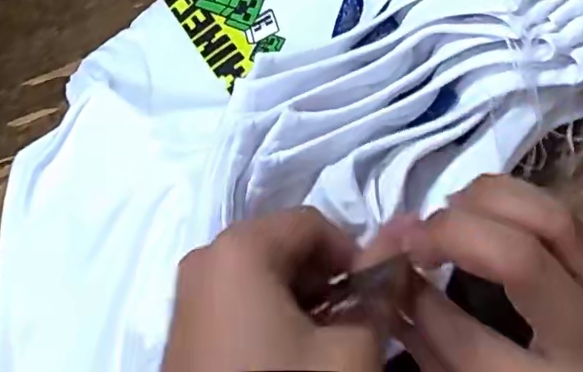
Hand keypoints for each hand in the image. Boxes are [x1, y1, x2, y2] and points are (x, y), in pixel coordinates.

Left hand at [164, 207, 387, 371]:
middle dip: (327, 281)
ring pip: (261, 275)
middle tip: (358, 326)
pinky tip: (293, 358)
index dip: (354, 255)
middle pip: (283, 246)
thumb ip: (376, 299)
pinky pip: (238, 299)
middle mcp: (207, 255)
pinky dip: (271, 317)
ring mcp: (190, 292)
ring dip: (303, 302)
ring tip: (329, 347)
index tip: (379, 298)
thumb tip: (397, 254)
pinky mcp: (185, 327)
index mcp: (240, 246)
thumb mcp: (347, 357)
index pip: (311, 224)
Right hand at [397, 176, 582, 371]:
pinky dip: (510, 196)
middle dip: (454, 233)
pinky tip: (478, 207)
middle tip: (413, 236)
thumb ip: (434, 348)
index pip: (471, 340)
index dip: (417, 299)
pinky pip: (558, 212)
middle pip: (523, 259)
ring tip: (446, 212)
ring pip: (551, 217)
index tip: (385, 269)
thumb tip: (389, 289)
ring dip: (485, 200)